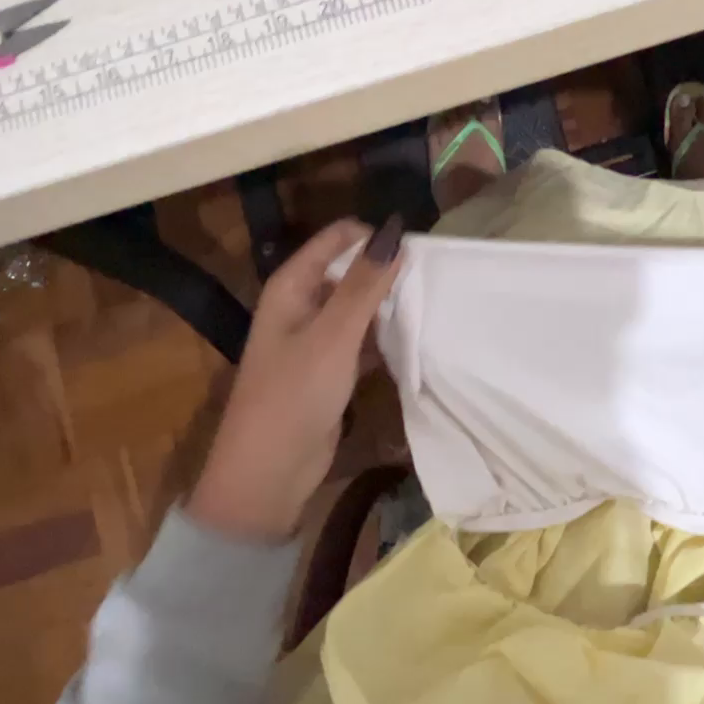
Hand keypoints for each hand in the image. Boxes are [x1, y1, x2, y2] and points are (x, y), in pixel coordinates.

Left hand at [186, 217, 403, 539]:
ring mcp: (317, 340)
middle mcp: (302, 306)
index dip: (375, 239)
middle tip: (434, 283)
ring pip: (360, 309)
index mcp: (292, 286)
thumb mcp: (333, 336)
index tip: (419, 254)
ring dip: (390, 308)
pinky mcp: (331, 370)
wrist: (270, 469)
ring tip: (434, 308)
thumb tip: (396, 235)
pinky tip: (417, 342)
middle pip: (350, 272)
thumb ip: (364, 286)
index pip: (338, 239)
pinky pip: (364, 342)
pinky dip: (386, 340)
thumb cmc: (294, 394)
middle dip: (388, 274)